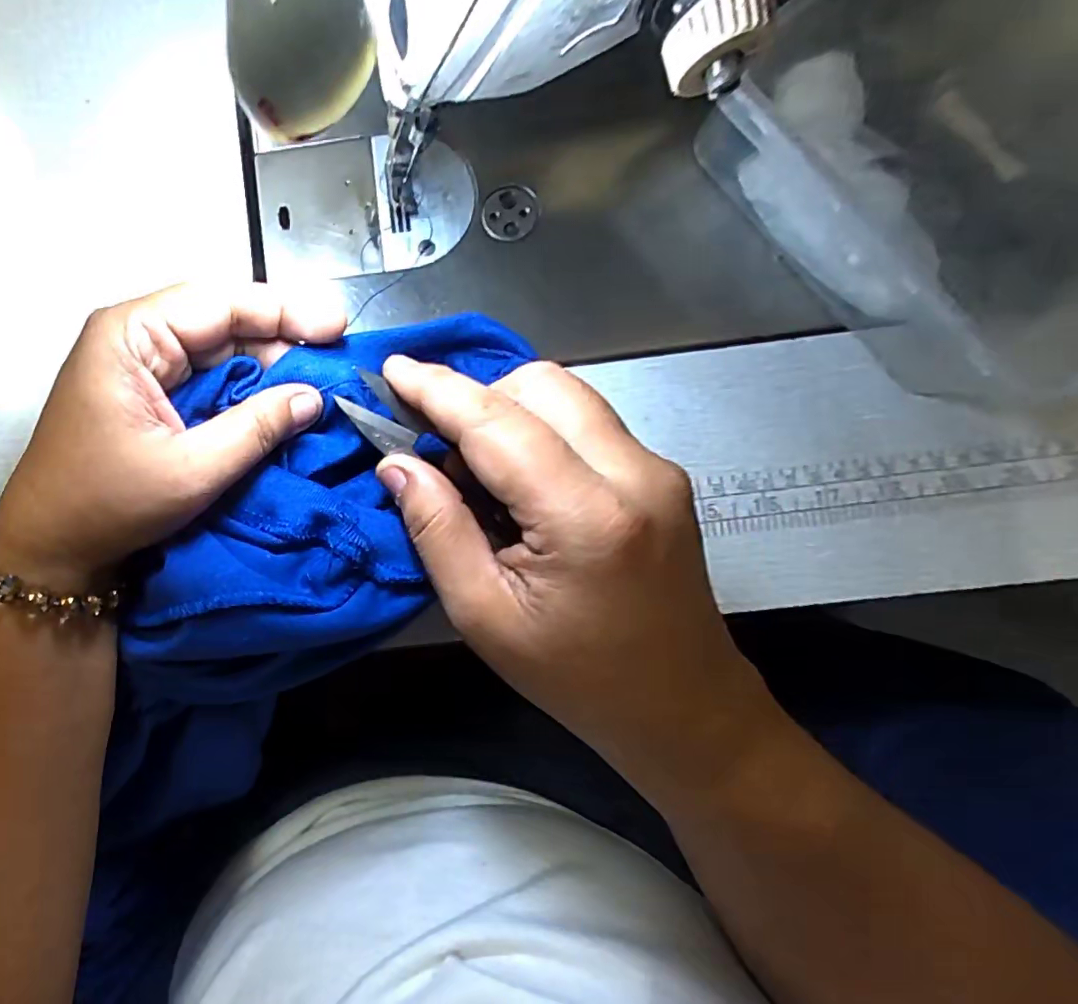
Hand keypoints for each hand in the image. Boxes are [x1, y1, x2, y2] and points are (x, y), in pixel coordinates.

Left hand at [0, 282, 345, 590]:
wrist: (51, 549)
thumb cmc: (107, 504)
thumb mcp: (192, 469)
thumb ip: (256, 428)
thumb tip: (314, 397)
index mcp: (131, 336)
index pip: (220, 303)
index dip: (284, 311)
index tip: (336, 326)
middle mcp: (137, 338)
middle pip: (224, 320)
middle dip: (282, 337)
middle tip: (338, 354)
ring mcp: (146, 365)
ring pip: (223, 348)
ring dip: (272, 363)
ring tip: (323, 374)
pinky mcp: (155, 393)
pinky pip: (213, 377)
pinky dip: (251, 387)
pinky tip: (286, 395)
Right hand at [375, 356, 780, 792]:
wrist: (684, 706)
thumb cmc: (579, 679)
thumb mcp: (485, 618)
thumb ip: (438, 530)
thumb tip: (397, 463)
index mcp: (587, 516)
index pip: (498, 422)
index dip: (438, 390)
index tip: (393, 370)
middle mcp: (634, 472)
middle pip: (539, 384)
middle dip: (476, 399)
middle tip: (436, 447)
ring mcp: (657, 467)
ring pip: (567, 393)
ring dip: (509, 411)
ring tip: (477, 471)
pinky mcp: (662, 473)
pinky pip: (587, 420)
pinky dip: (541, 428)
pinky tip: (522, 481)